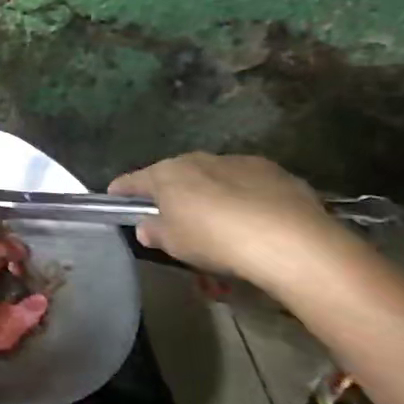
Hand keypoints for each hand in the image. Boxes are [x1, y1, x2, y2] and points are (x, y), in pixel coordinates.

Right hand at [108, 153, 347, 283]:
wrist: (289, 239)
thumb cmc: (216, 240)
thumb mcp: (176, 244)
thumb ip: (156, 232)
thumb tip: (146, 227)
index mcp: (168, 173)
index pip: (134, 179)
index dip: (122, 189)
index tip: (114, 196)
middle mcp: (198, 159)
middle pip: (176, 176)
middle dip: (173, 195)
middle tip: (175, 222)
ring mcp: (237, 162)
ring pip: (214, 179)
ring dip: (211, 198)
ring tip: (222, 230)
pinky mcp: (274, 173)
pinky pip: (248, 187)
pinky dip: (245, 201)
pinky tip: (257, 225)